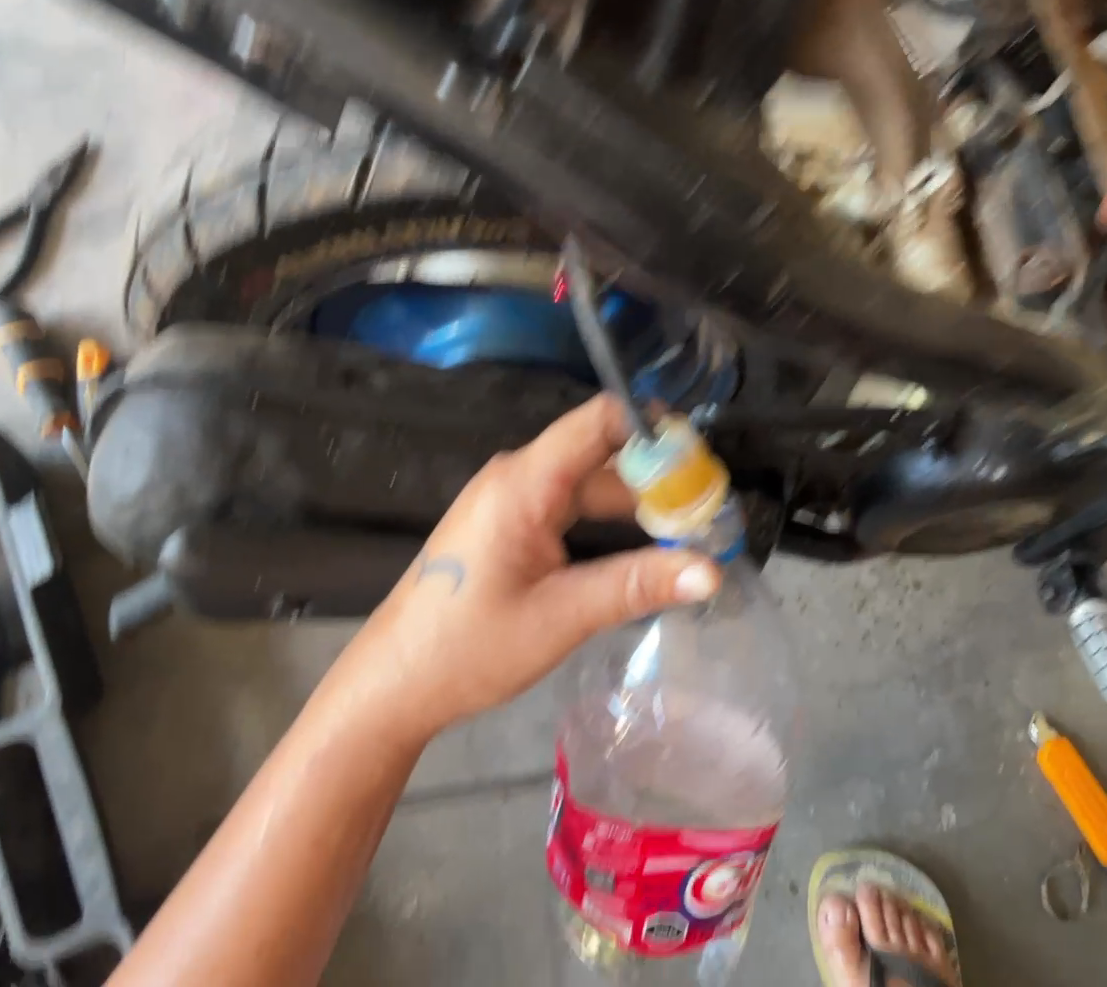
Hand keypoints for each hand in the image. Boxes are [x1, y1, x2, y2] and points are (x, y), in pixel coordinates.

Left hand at [348, 396, 720, 737]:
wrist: (393, 684)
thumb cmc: (469, 648)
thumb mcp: (562, 616)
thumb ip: (638, 585)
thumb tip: (713, 570)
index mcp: (524, 483)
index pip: (600, 422)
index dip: (656, 431)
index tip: (703, 465)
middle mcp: (517, 477)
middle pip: (601, 453)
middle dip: (659, 477)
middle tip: (710, 511)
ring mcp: (510, 501)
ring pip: (589, 483)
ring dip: (638, 504)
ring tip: (691, 533)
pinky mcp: (508, 525)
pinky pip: (569, 507)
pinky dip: (610, 522)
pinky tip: (644, 549)